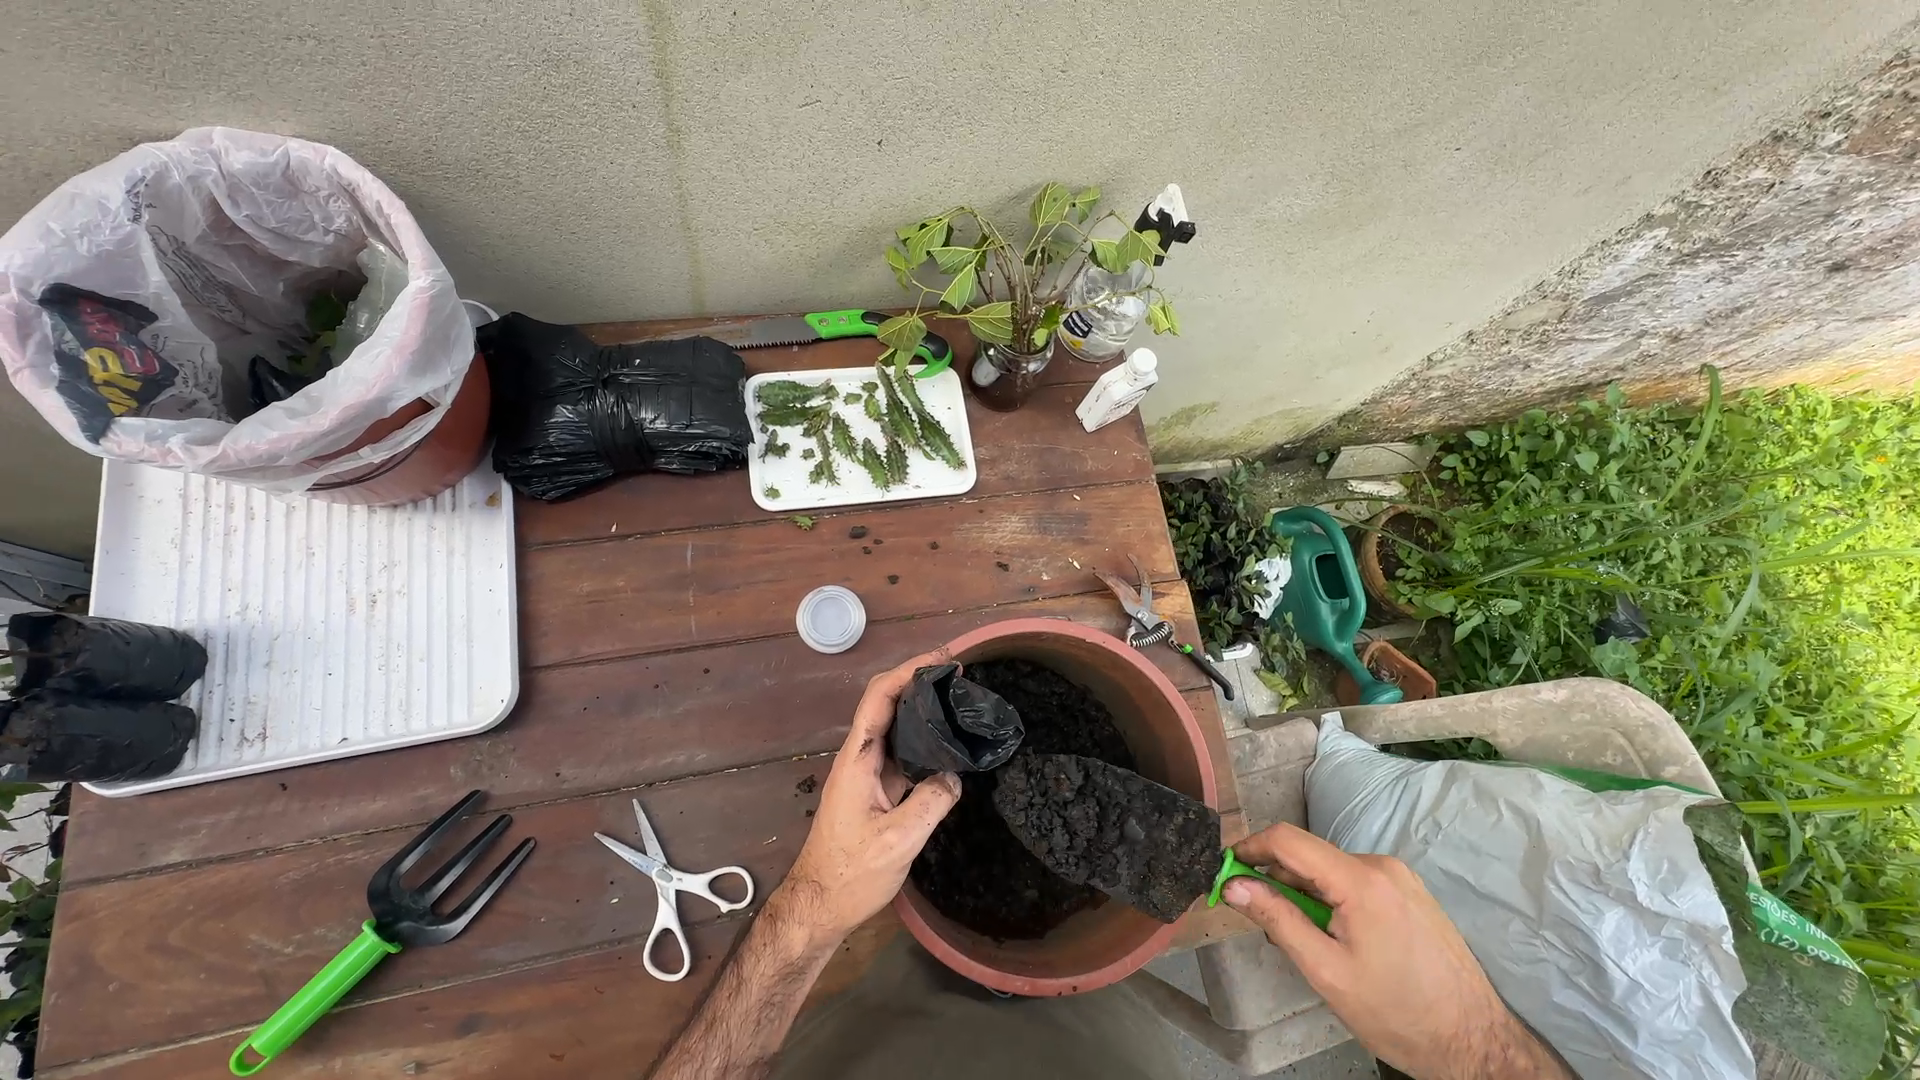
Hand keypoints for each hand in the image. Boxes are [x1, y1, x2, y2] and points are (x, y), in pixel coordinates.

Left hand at [769, 649, 962, 951]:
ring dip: (922, 708)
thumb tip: (955, 776)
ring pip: (895, 728)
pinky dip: (924, 739)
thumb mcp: (898, 840)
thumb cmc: (851, 874)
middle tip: (958, 674)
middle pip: (886, 704)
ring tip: (958, 699)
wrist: (819, 907)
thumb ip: (931, 802)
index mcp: (857, 760)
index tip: (941, 659)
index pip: (879, 698)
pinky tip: (948, 743)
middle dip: (918, 680)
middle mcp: (859, 758)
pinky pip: (902, 754)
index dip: (908, 671)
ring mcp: (867, 774)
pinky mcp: (876, 791)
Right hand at [1220, 824, 1568, 1079]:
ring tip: (1303, 939)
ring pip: (1329, 870)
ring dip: (1304, 893)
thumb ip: (1277, 919)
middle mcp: (1381, 865)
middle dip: (1276, 879)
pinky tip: (1334, 937)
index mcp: (1361, 879)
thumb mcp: (1326, 970)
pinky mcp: (1409, 892)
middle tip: (1259, 918)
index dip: (1249, 848)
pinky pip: (1353, 881)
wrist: (1476, 1043)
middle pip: (1308, 855)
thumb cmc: (1396, 1013)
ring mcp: (1399, 877)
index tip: (1225, 871)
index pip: (1288, 839)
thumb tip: (1233, 884)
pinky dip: (1330, 899)